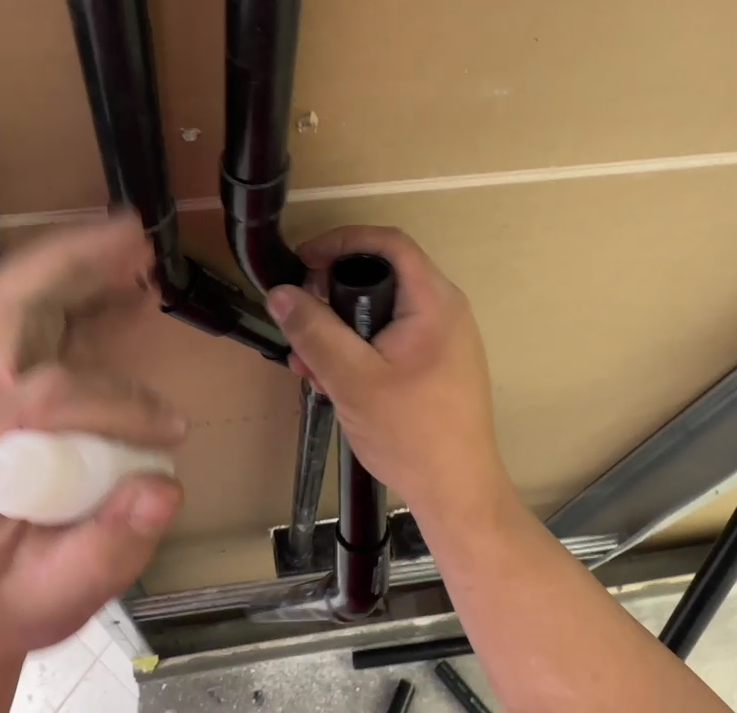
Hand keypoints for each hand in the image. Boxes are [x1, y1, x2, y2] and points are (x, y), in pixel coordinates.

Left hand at [0, 217, 184, 706]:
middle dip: (68, 262)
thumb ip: (109, 549)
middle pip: (6, 305)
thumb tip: (165, 487)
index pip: (37, 394)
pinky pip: (50, 317)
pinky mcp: (20, 379)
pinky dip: (90, 288)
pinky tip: (131, 282)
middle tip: (132, 237)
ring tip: (137, 242)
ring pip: (24, 297)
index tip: (169, 431)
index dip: (111, 401)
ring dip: (80, 261)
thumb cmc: (10, 595)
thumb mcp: (58, 595)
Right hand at [264, 225, 508, 523]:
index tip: (303, 260)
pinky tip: (329, 381)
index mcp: (434, 302)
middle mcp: (444, 310)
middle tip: (299, 317)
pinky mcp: (434, 364)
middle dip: (332, 295)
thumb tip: (279, 292)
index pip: (388, 243)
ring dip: (338, 330)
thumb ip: (313, 331)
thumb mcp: (351, 378)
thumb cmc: (411, 432)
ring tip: (306, 363)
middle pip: (381, 276)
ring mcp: (442, 339)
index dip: (341, 240)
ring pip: (380, 312)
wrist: (457, 494)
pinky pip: (389, 338)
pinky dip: (357, 350)